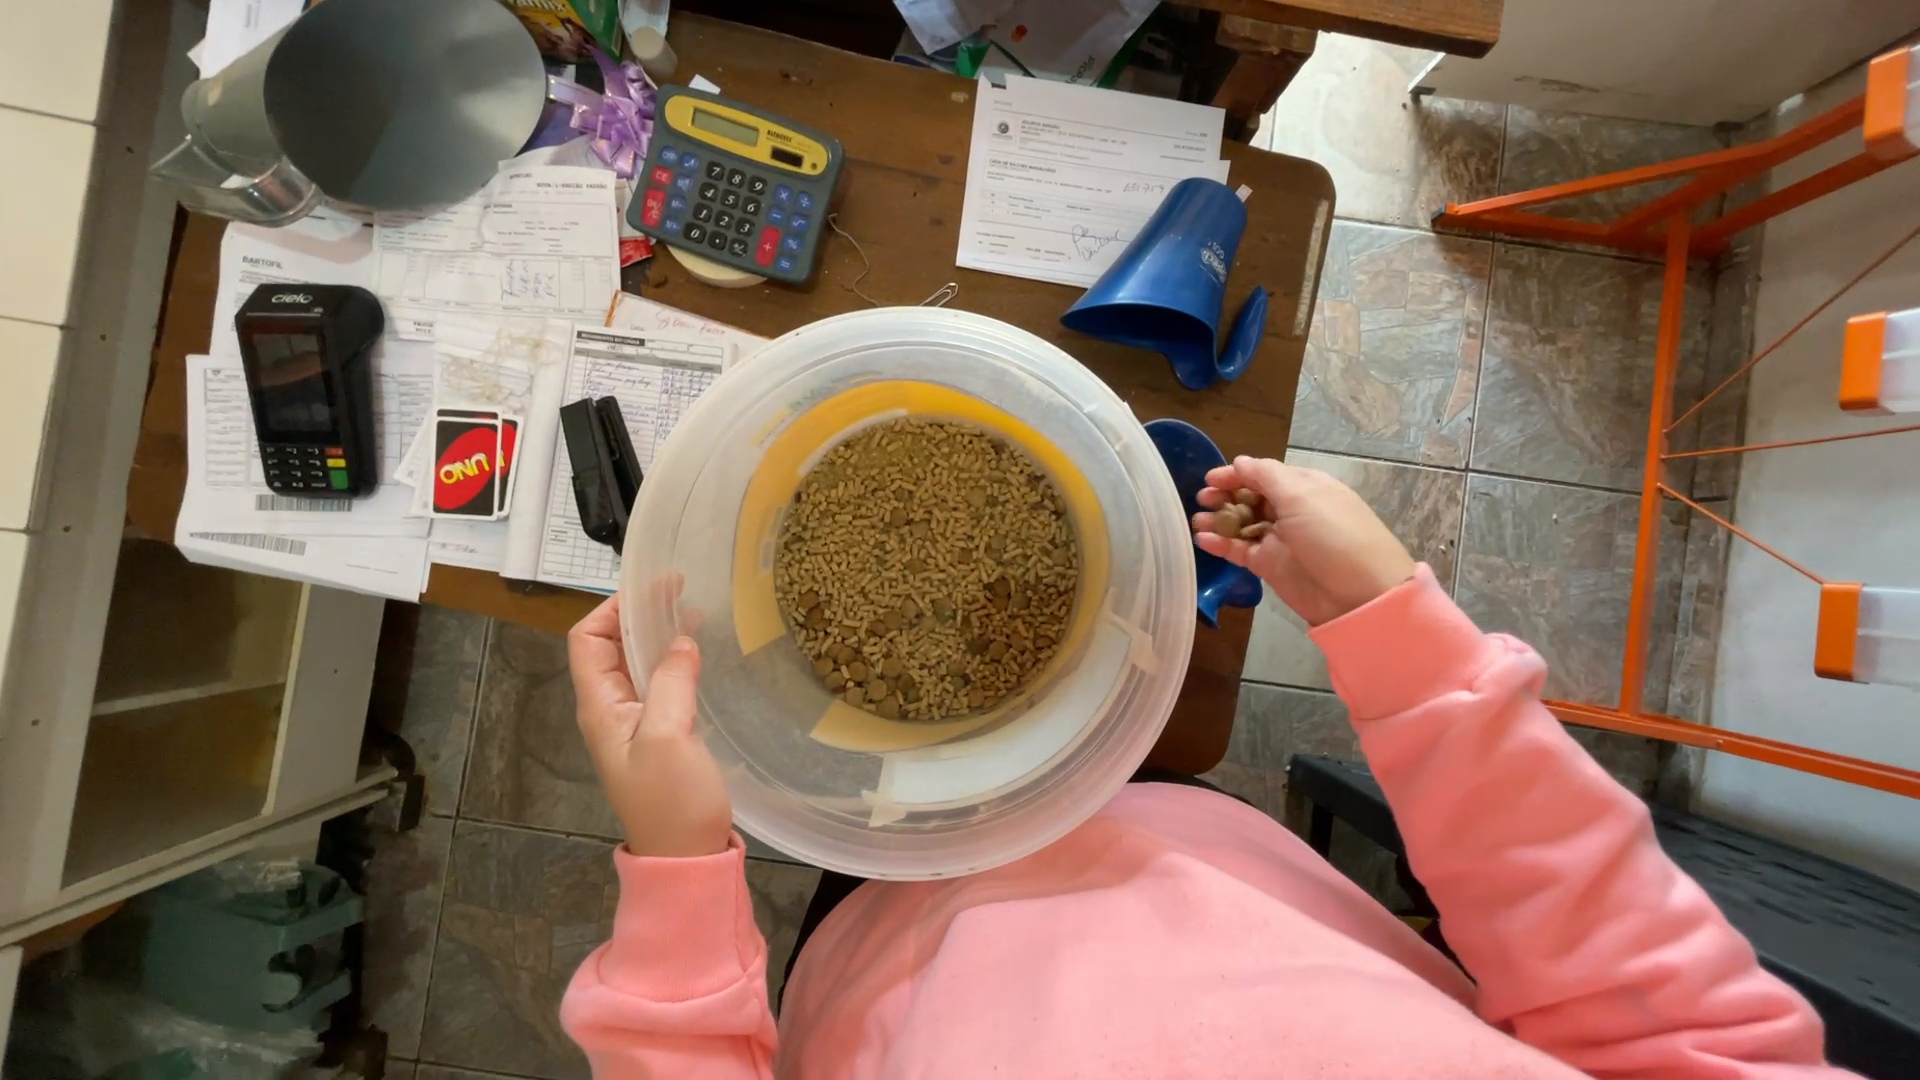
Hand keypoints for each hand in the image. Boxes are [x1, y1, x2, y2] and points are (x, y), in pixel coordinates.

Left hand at [568, 594, 731, 857]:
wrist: (687, 854)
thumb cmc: (671, 799)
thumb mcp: (669, 736)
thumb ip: (672, 682)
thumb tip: (681, 639)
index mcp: (600, 707)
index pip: (587, 640)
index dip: (612, 608)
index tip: (653, 588)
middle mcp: (612, 709)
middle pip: (611, 647)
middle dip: (639, 613)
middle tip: (681, 590)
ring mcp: (636, 722)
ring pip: (639, 663)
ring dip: (659, 634)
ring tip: (694, 611)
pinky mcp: (661, 733)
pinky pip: (661, 682)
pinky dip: (676, 658)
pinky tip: (700, 651)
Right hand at [1192, 456, 1415, 626]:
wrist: (1360, 595)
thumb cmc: (1333, 535)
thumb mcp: (1302, 496)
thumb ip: (1266, 476)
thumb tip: (1240, 461)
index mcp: (1304, 488)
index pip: (1264, 474)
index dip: (1237, 474)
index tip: (1210, 479)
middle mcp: (1290, 510)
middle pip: (1250, 497)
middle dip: (1225, 495)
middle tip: (1203, 500)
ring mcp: (1279, 539)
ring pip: (1241, 523)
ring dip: (1219, 520)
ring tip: (1198, 520)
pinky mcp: (1268, 565)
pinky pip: (1239, 550)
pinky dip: (1220, 544)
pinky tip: (1203, 540)